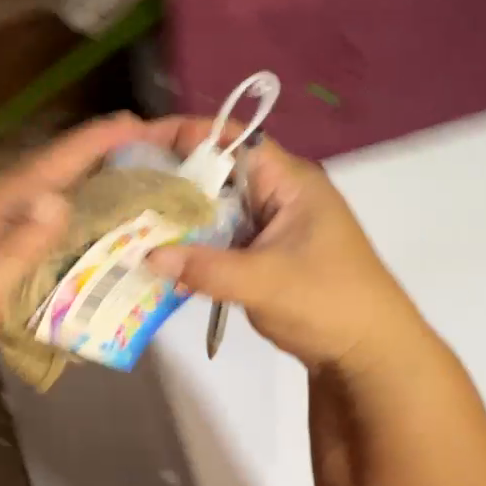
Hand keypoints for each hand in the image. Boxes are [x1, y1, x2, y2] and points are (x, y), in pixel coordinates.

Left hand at [0, 115, 152, 396]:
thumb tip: (61, 198)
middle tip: (152, 152)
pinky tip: (83, 237)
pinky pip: (28, 234)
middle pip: (47, 177)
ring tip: (133, 186)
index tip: (138, 122)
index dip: (92, 143)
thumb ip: (17, 247)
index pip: (45, 168)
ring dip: (82, 191)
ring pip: (39, 203)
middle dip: (97, 159)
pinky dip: (60, 229)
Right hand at [142, 119, 431, 374]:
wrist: (366, 350)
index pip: (232, 140)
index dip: (185, 134)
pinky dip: (184, 244)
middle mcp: (275, 195)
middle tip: (120, 188)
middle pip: (214, 173)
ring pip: (210, 209)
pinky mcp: (256, 255)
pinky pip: (213, 239)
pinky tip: (151, 255)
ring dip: (173, 215)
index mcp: (289, 182)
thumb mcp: (265, 282)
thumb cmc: (329, 302)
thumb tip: (147, 255)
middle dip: (169, 177)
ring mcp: (266, 227)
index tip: (136, 144)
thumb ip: (205, 268)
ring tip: (125, 220)